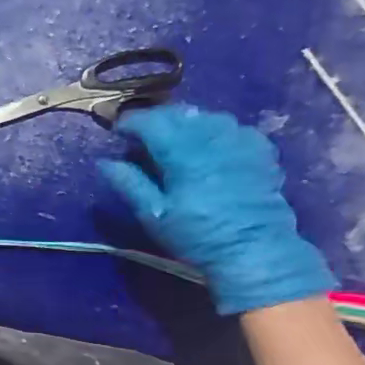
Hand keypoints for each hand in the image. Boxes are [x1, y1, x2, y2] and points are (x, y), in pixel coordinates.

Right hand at [99, 104, 334, 314]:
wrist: (254, 251)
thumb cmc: (197, 235)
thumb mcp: (153, 214)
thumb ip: (128, 183)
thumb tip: (104, 161)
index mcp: (183, 153)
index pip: (150, 121)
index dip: (129, 123)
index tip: (117, 133)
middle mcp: (212, 138)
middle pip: (177, 113)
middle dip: (155, 120)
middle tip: (140, 138)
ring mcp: (240, 140)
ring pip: (204, 116)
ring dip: (183, 123)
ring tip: (172, 141)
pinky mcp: (259, 148)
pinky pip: (229, 127)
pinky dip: (211, 131)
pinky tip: (206, 148)